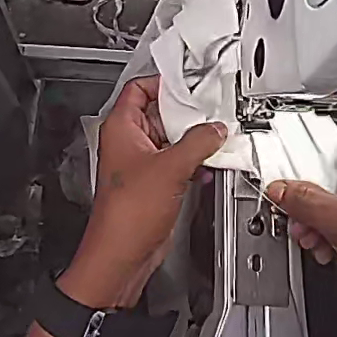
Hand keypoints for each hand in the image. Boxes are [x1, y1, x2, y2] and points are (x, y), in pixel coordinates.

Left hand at [60, 76, 226, 308]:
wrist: (123, 254)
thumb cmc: (126, 215)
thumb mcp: (170, 167)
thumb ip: (198, 142)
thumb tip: (214, 130)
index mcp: (121, 129)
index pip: (139, 89)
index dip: (163, 82)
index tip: (188, 83)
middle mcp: (130, 144)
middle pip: (160, 113)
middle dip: (187, 114)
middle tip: (209, 112)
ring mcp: (142, 164)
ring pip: (172, 139)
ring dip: (193, 139)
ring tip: (213, 138)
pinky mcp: (155, 183)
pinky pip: (178, 162)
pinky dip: (193, 161)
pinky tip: (207, 165)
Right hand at [267, 173, 336, 336]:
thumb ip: (314, 205)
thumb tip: (285, 189)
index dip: (312, 177)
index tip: (287, 186)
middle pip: (332, 192)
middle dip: (311, 207)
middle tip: (297, 218)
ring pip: (331, 218)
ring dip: (314, 228)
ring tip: (311, 238)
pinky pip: (335, 239)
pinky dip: (322, 244)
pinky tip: (322, 252)